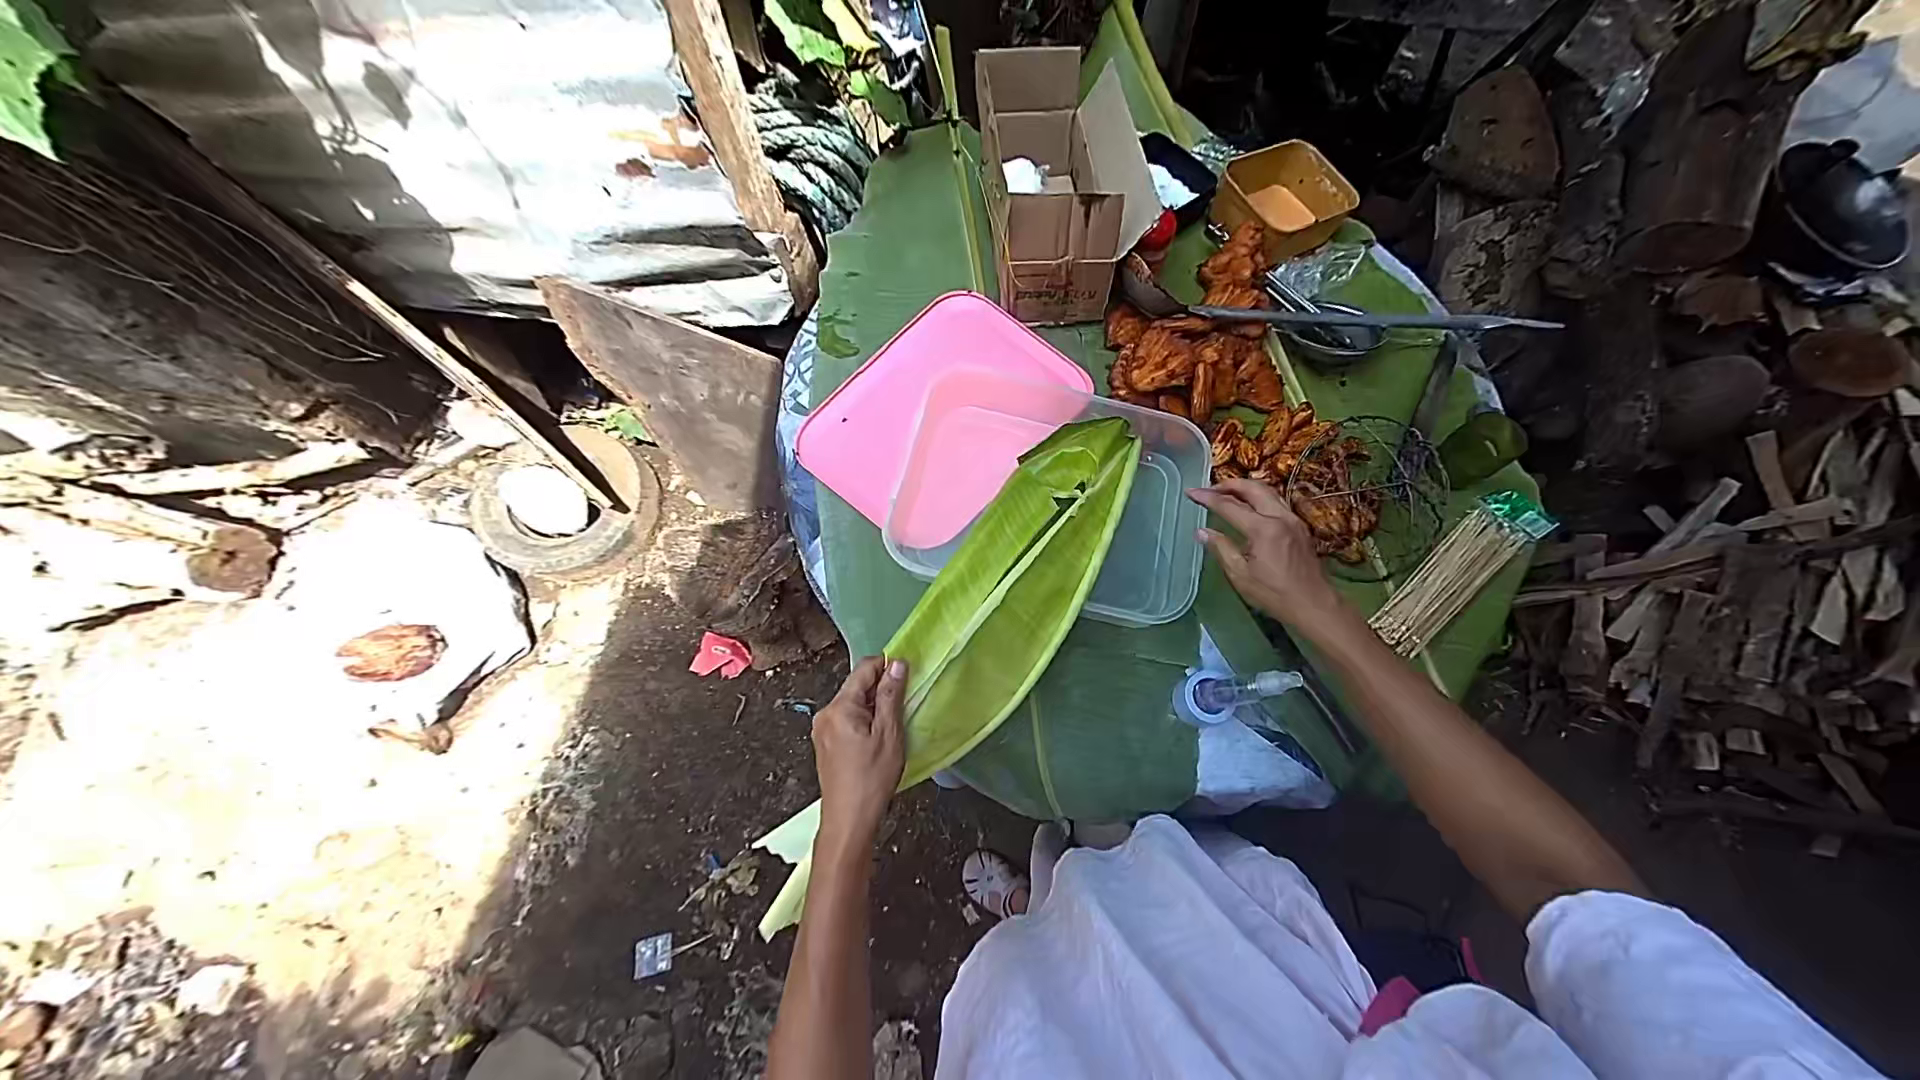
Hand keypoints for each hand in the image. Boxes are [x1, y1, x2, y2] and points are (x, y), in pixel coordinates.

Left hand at [812, 656, 907, 851]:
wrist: (848, 820)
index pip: (864, 669)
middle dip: (881, 689)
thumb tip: (897, 664)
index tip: (907, 674)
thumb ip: (891, 695)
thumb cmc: (871, 780)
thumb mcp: (889, 734)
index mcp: (839, 707)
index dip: (887, 666)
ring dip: (874, 706)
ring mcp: (823, 729)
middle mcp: (826, 713)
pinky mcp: (825, 743)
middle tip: (904, 704)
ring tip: (893, 725)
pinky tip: (878, 738)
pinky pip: (847, 719)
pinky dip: (864, 720)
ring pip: (853, 703)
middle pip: (857, 686)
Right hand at [1189, 480, 1346, 629]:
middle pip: (1252, 488)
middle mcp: (1280, 517)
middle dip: (1228, 484)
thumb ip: (1221, 548)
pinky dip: (1258, 497)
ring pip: (1267, 491)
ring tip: (1226, 493)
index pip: (1229, 506)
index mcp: (1263, 529)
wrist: (1314, 604)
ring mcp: (1293, 520)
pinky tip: (1248, 506)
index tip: (1190, 492)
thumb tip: (1202, 531)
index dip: (1207, 497)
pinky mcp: (1299, 527)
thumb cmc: (1274, 594)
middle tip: (1209, 489)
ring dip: (1245, 488)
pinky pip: (1276, 502)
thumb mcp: (1240, 575)